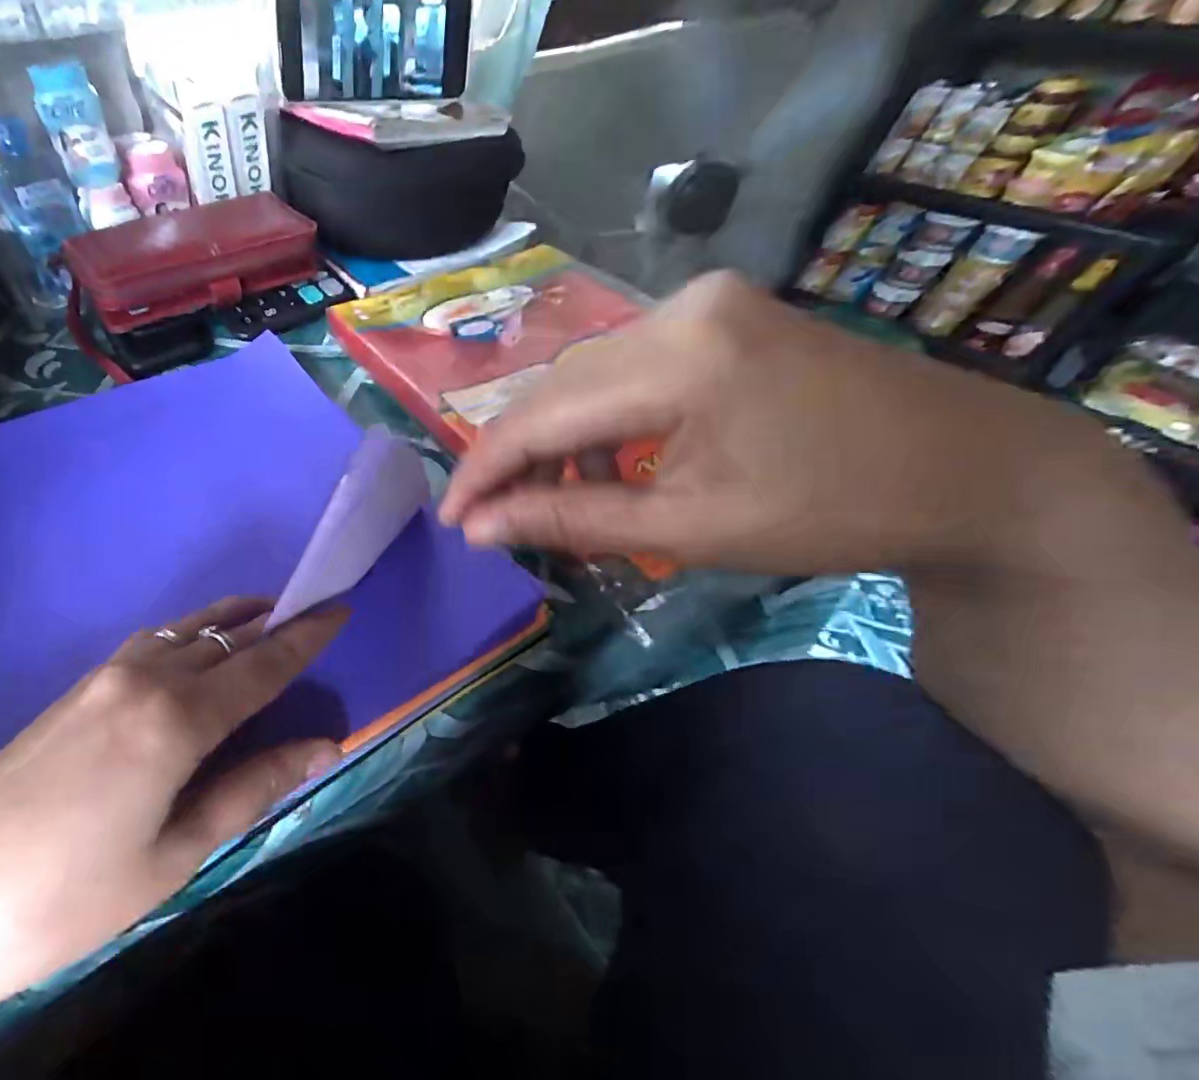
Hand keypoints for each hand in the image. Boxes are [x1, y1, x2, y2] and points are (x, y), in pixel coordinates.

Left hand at [0, 598, 348, 1079]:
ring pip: (181, 631)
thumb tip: (322, 745)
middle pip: (223, 636)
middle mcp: (142, 677)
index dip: (306, 639)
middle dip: (272, 621)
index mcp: (176, 717)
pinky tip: (193, 652)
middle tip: (311, 610)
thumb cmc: (69, 896)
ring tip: (262, 616)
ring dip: (227, 621)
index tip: (341, 611)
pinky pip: (148, 645)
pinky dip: (185, 636)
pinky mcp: (74, 689)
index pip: (261, 664)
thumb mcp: (175, 853)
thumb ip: (249, 788)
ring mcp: (101, 677)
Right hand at [439, 271, 1176, 577]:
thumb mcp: (687, 531)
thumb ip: (570, 521)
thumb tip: (477, 529)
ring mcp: (700, 301)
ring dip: (555, 440)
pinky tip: (607, 459)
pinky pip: (619, 366)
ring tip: (556, 498)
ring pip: (580, 377)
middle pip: (553, 390)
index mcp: (680, 361)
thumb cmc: (833, 512)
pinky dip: (597, 418)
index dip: (483, 471)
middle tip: (493, 517)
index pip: (539, 417)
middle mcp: (679, 309)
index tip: (451, 520)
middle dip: (515, 458)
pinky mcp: (714, 311)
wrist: (976, 468)